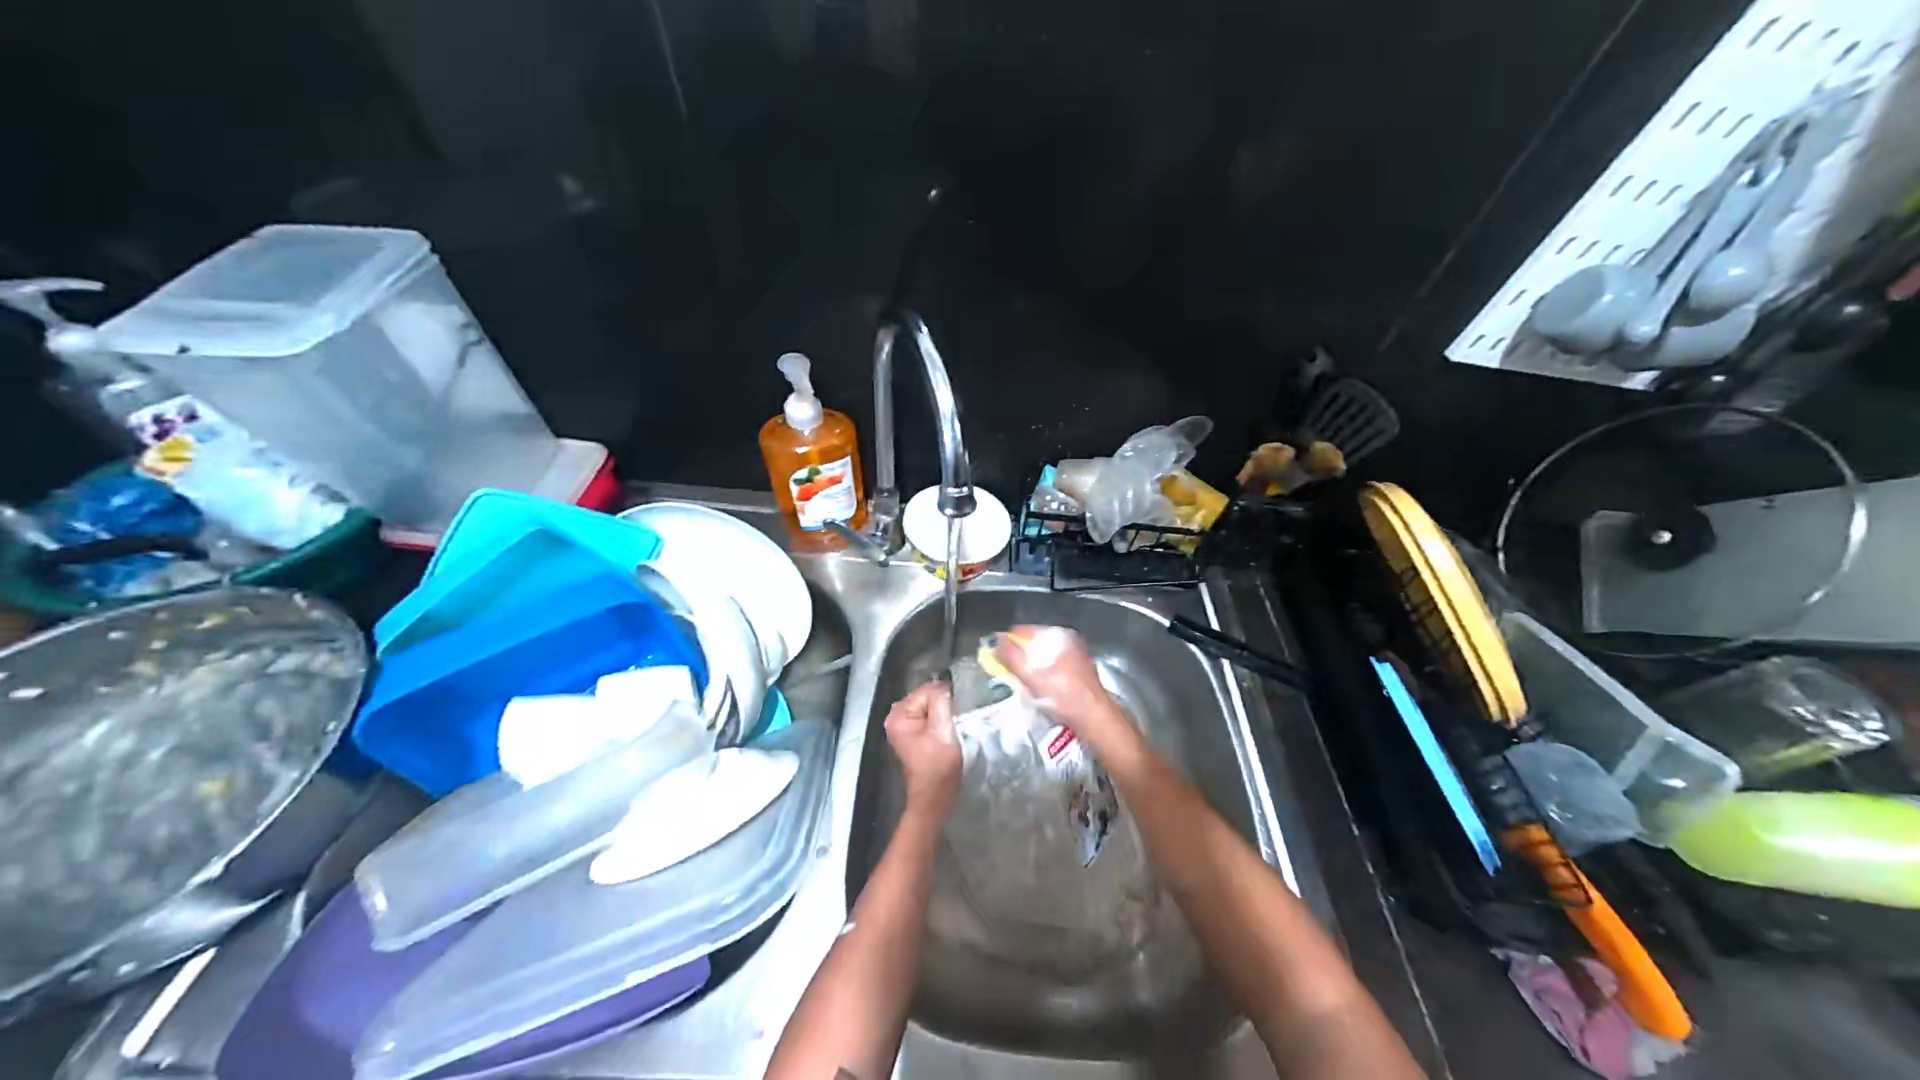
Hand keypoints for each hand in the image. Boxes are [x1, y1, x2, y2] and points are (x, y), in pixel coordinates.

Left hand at [884, 680, 961, 819]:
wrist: (934, 798)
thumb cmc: (938, 768)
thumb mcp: (943, 731)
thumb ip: (941, 703)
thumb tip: (945, 683)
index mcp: (899, 714)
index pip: (928, 690)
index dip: (945, 699)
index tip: (956, 715)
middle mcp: (896, 715)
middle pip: (928, 695)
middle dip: (944, 705)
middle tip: (955, 722)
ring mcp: (904, 723)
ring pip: (931, 705)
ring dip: (944, 713)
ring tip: (952, 727)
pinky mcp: (913, 730)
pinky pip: (930, 714)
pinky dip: (941, 719)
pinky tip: (947, 731)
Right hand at [992, 625, 1138, 753]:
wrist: (1096, 719)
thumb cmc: (1064, 696)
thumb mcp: (1032, 678)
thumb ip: (1011, 657)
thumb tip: (995, 640)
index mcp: (1059, 636)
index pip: (1023, 630)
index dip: (1007, 643)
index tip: (998, 659)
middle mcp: (1068, 640)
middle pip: (1033, 643)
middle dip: (1019, 656)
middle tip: (1009, 673)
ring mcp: (1075, 654)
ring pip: (1042, 655)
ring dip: (1030, 666)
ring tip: (1022, 682)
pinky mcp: (1078, 669)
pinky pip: (1052, 665)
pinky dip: (1042, 673)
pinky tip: (1038, 688)